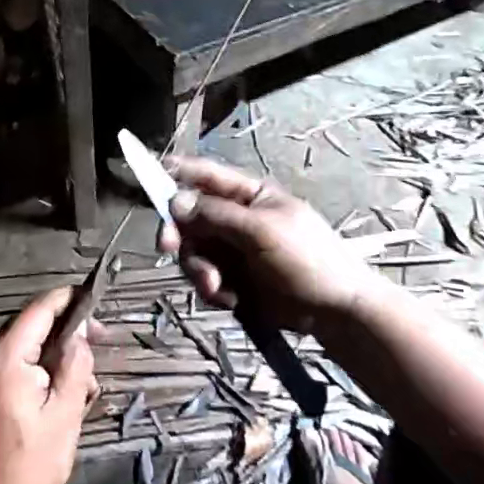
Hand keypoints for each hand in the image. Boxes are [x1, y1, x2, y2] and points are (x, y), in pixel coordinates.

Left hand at [0, 285, 98, 483]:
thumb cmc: (31, 466)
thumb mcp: (65, 410)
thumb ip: (76, 363)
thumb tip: (81, 332)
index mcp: (5, 355)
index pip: (42, 306)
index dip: (73, 300)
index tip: (103, 308)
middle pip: (36, 323)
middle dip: (70, 335)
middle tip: (100, 355)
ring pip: (33, 346)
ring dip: (61, 359)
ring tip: (84, 391)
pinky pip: (23, 365)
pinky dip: (46, 373)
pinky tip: (66, 401)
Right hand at [156, 156, 389, 334]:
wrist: (336, 311)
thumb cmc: (308, 258)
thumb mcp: (262, 230)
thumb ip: (217, 214)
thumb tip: (175, 200)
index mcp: (248, 195)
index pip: (205, 175)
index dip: (175, 172)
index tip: (146, 173)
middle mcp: (235, 218)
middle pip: (189, 217)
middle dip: (180, 234)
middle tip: (168, 246)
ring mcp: (234, 250)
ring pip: (194, 251)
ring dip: (199, 269)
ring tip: (217, 287)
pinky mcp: (234, 279)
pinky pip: (206, 278)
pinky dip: (213, 289)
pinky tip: (231, 298)